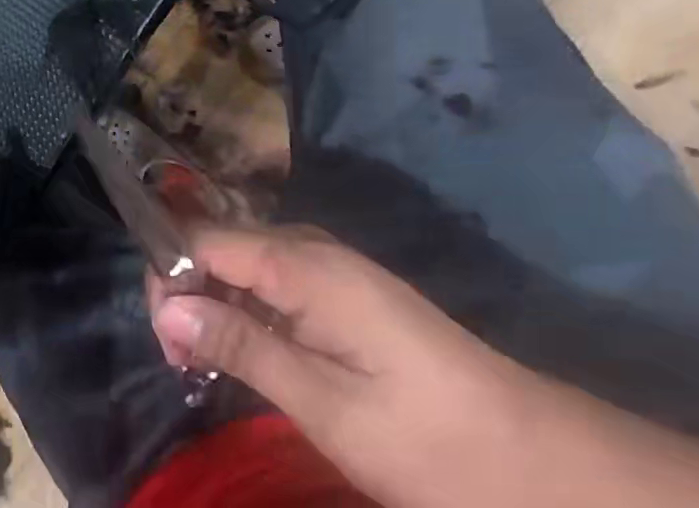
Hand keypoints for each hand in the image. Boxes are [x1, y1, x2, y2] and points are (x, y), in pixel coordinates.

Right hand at [147, 225, 537, 507]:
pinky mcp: (339, 290)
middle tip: (184, 363)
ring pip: (241, 264)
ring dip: (212, 305)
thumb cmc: (426, 438)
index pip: (204, 240)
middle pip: (219, 246)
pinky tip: (243, 353)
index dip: (170, 278)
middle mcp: (311, 248)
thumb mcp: (325, 404)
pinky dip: (244, 312)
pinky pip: (269, 282)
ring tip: (205, 365)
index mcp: (305, 265)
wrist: (533, 457)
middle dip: (186, 293)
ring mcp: (328, 267)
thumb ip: (243, 346)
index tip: (165, 341)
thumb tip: (167, 309)